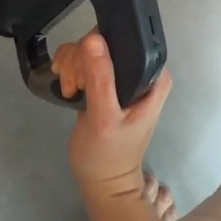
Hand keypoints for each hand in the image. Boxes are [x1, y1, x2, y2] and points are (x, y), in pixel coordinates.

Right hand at [53, 32, 174, 198]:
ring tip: (72, 90)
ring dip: (73, 64)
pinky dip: (69, 67)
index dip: (105, 47)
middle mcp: (138, 68)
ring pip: (89, 46)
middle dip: (83, 59)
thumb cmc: (109, 155)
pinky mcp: (101, 78)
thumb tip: (93, 39)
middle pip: (104, 39)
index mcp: (152, 75)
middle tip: (77, 85)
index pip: (128, 37)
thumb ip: (101, 79)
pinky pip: (81, 56)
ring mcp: (119, 73)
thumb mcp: (104, 119)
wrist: (100, 182)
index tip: (89, 72)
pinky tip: (68, 88)